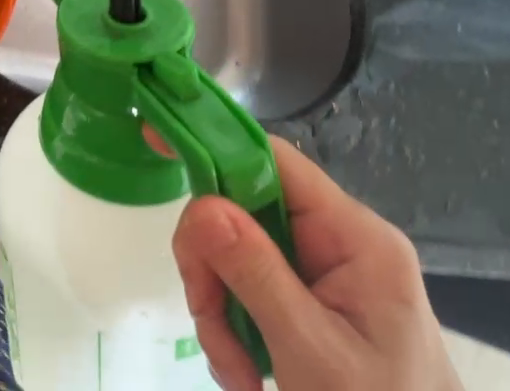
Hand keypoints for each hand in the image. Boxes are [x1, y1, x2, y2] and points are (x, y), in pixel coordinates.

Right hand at [172, 136, 460, 390]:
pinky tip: (248, 372)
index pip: (273, 160)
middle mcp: (336, 240)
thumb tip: (201, 205)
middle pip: (239, 211)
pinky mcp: (306, 297)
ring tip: (238, 372)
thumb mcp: (312, 351)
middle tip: (210, 323)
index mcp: (355, 237)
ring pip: (231, 254)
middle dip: (211, 269)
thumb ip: (256, 274)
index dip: (213, 145)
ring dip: (219, 311)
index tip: (154, 141)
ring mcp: (320, 269)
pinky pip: (242, 286)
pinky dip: (231, 327)